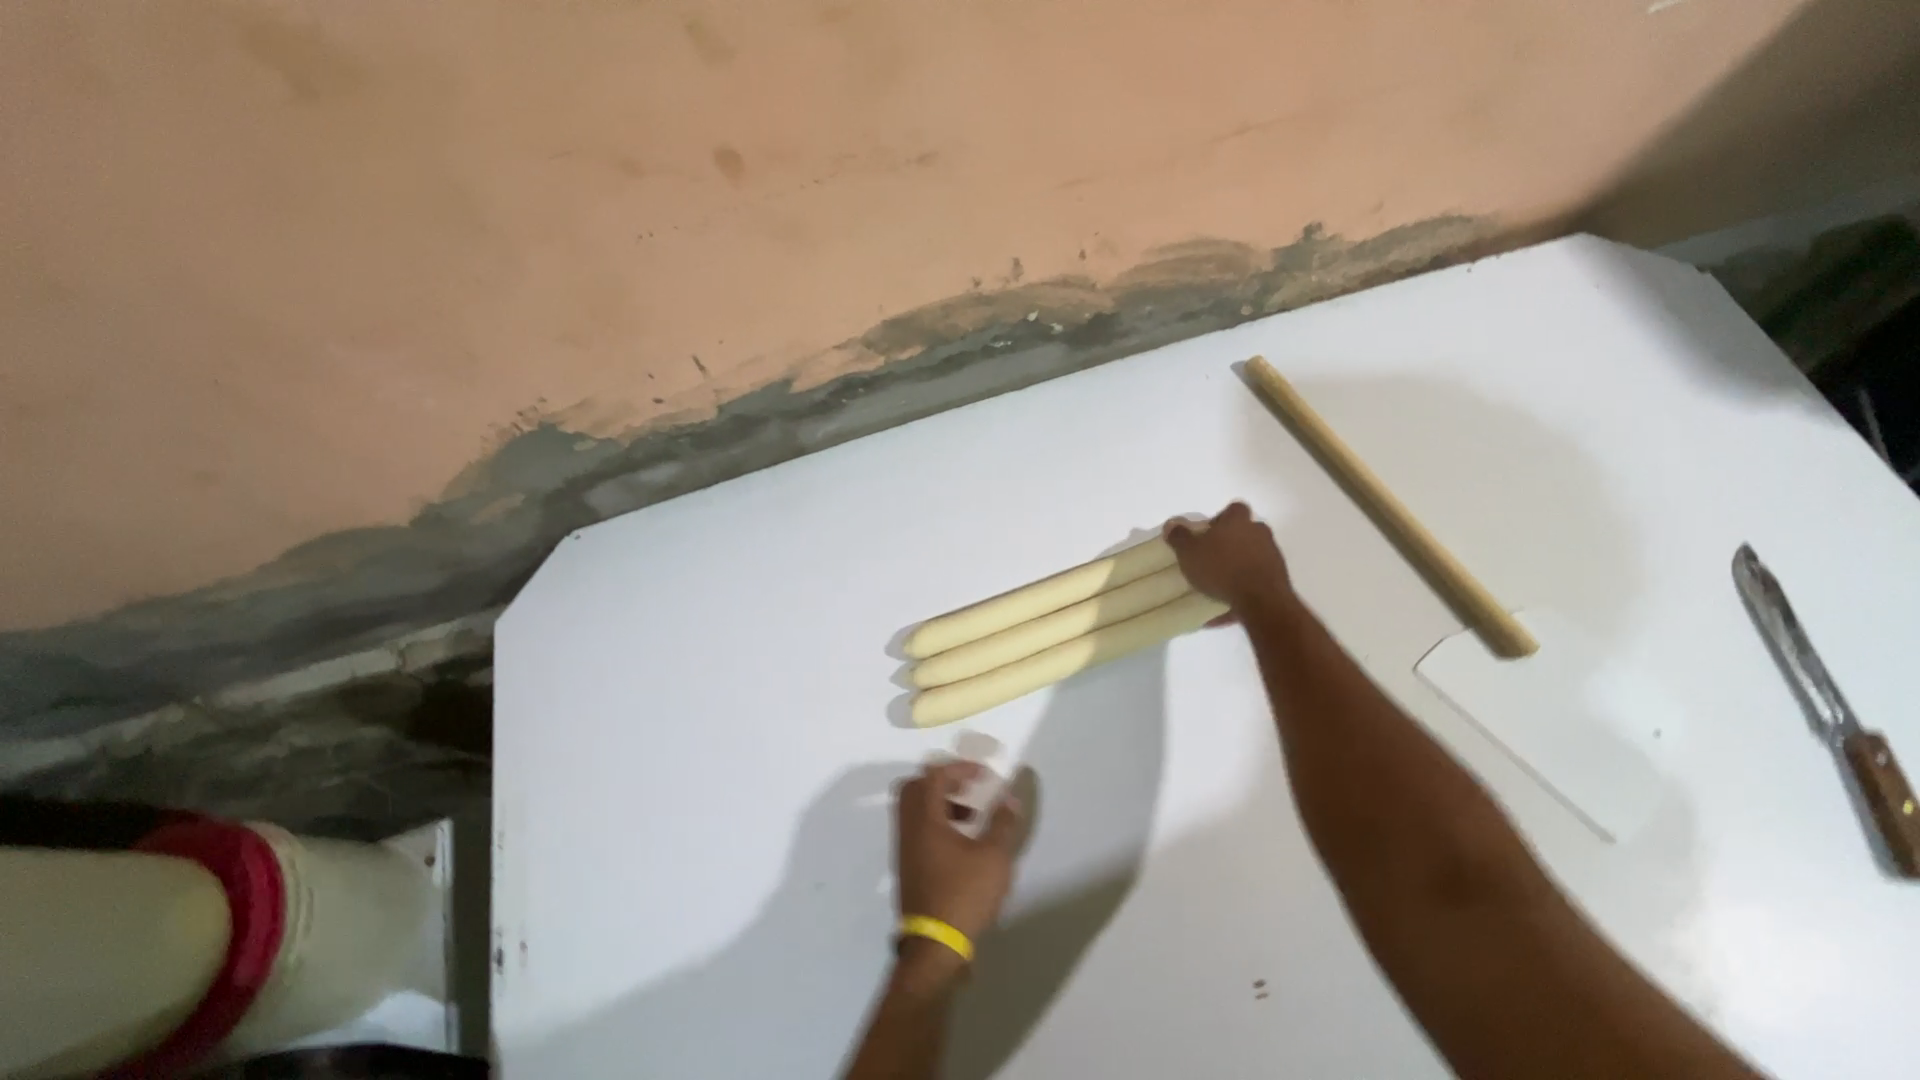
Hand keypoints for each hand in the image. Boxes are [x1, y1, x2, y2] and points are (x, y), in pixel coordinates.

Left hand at [893, 762, 1023, 945]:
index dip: (960, 768)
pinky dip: (936, 823)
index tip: (985, 775)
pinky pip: (916, 829)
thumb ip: (1002, 823)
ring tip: (970, 816)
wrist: (935, 944)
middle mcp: (908, 828)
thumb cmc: (964, 895)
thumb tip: (1010, 798)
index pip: (935, 776)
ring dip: (940, 802)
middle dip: (943, 780)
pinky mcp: (908, 866)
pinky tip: (961, 843)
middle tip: (969, 787)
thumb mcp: (994, 857)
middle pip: (915, 787)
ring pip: (914, 809)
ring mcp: (904, 848)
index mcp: (925, 818)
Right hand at [1163, 502, 1291, 610]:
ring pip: (1254, 553)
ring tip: (1222, 582)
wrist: (1261, 599)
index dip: (1221, 519)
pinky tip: (1231, 601)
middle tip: (1214, 556)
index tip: (1209, 533)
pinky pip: (1259, 576)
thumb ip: (1179, 537)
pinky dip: (1247, 584)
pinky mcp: (1279, 576)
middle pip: (1246, 531)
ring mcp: (1273, 554)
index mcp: (1237, 521)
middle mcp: (1259, 532)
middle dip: (1232, 542)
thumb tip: (1171, 524)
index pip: (1233, 509)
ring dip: (1241, 563)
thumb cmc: (1221, 568)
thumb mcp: (1189, 552)